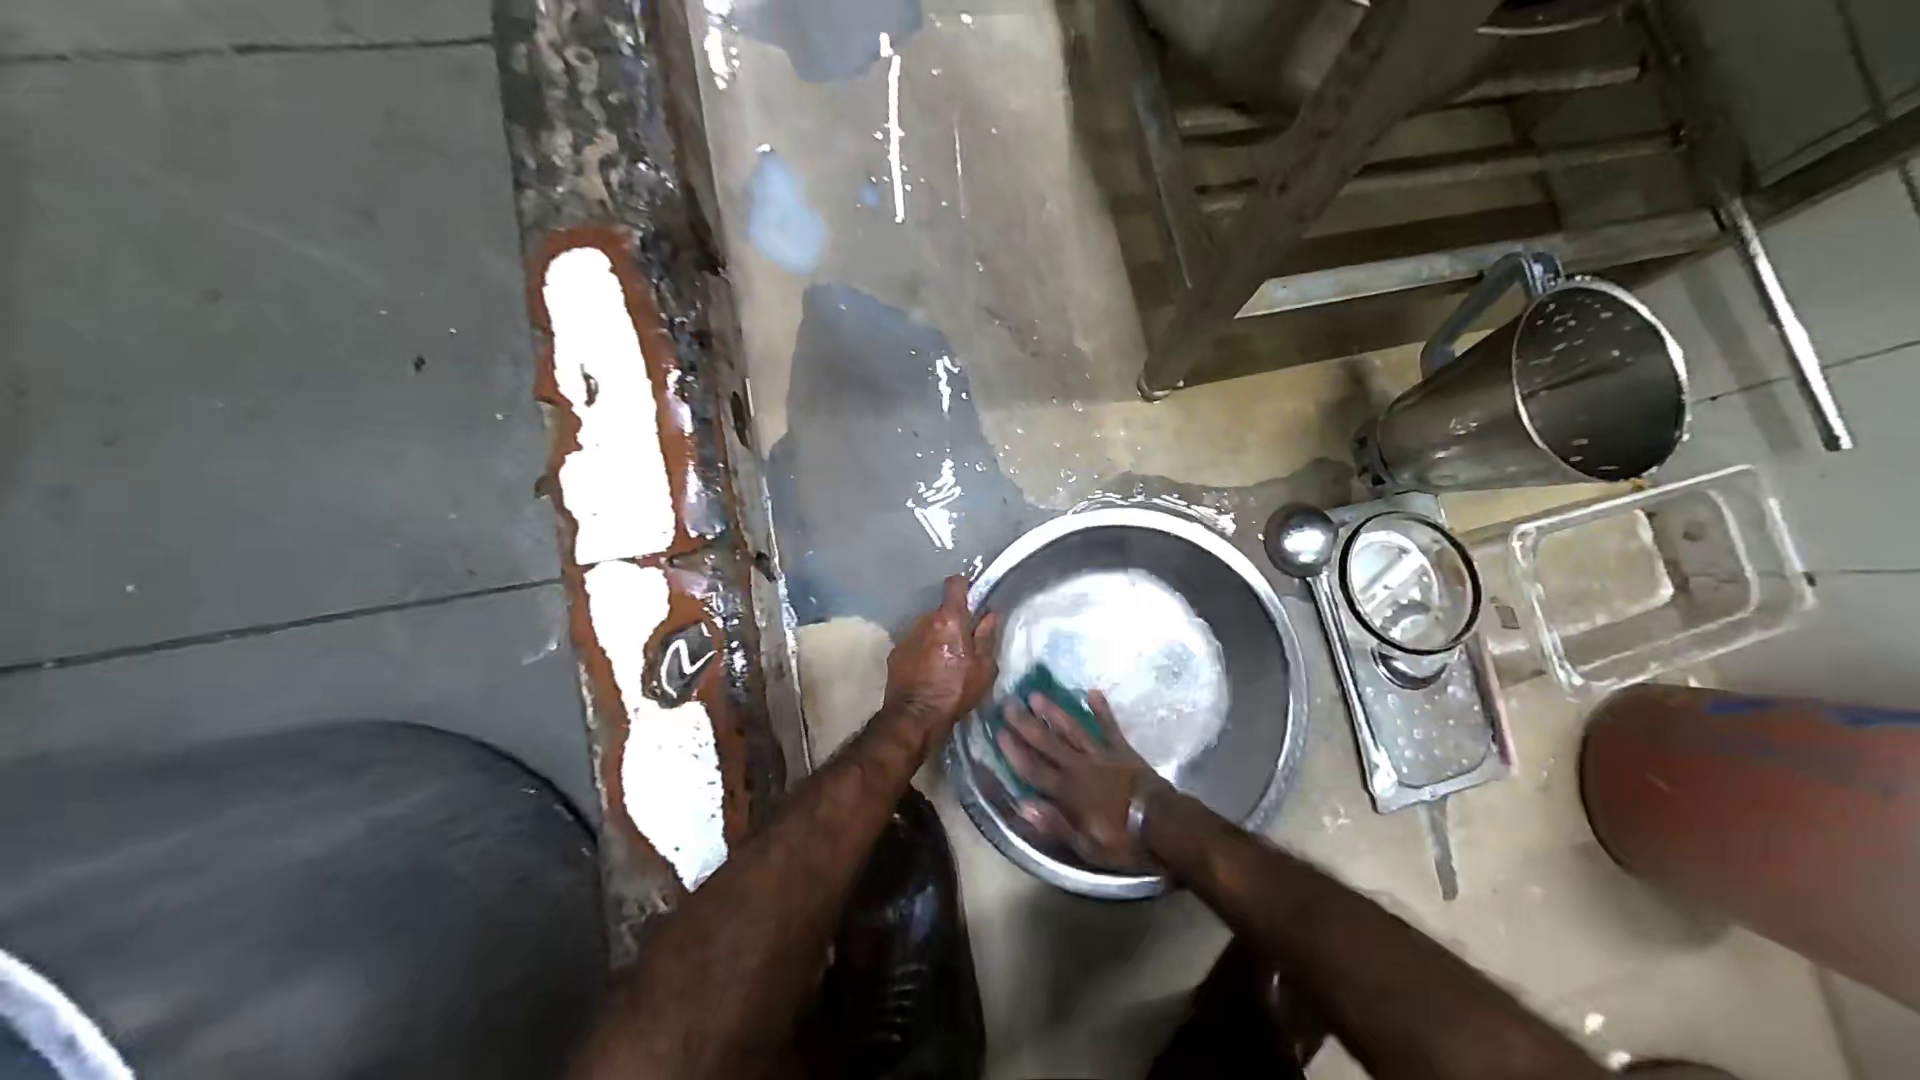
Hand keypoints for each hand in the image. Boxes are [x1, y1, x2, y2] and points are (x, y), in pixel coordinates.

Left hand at [882, 575, 998, 742]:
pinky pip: (915, 643)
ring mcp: (907, 636)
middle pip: (942, 611)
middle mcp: (925, 620)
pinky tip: (927, 671)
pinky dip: (922, 651)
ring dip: (936, 637)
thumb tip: (989, 615)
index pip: (954, 584)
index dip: (965, 586)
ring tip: (944, 662)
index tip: (973, 598)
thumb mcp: (984, 668)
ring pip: (927, 627)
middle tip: (963, 643)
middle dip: (953, 622)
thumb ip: (986, 637)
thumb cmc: (956, 691)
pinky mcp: (896, 652)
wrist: (915, 717)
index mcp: (950, 619)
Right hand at [996, 690, 1169, 869]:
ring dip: (1054, 712)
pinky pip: (1109, 727)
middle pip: (1047, 743)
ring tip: (1036, 694)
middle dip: (1026, 724)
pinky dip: (1101, 710)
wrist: (1165, 825)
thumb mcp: (1086, 846)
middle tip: (1008, 703)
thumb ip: (1055, 824)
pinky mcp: (1122, 750)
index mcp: (1067, 792)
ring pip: (1072, 729)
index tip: (999, 732)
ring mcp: (1101, 755)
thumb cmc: (1124, 841)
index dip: (1014, 751)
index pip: (1033, 768)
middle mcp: (1079, 767)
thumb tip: (1023, 805)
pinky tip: (1092, 692)